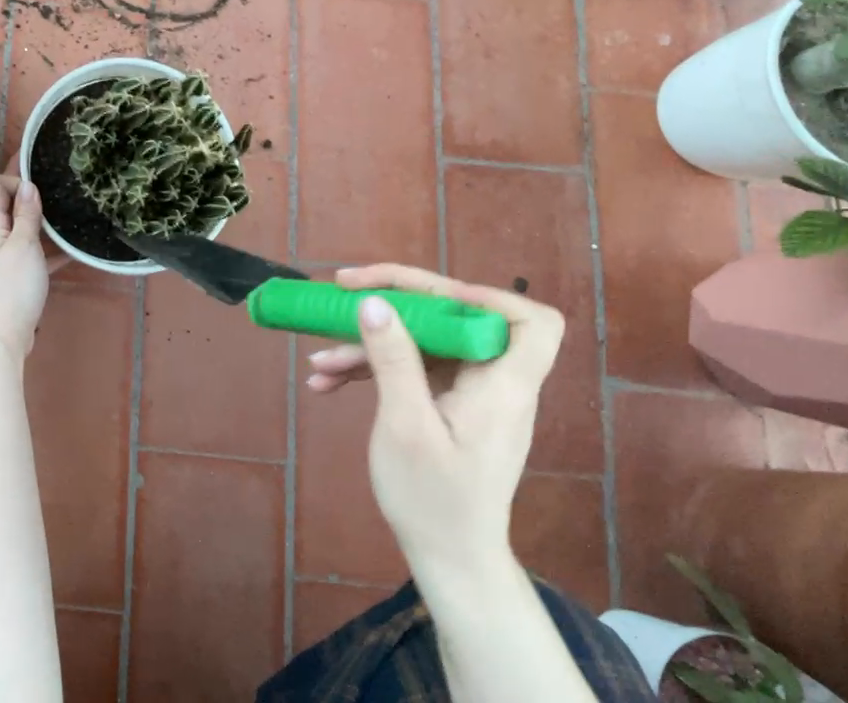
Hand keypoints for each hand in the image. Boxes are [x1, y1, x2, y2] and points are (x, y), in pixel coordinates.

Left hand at [0, 170, 53, 359]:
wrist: (5, 334)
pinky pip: (37, 252)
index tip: (40, 182)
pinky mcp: (20, 274)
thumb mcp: (22, 244)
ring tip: (71, 208)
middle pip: (9, 203)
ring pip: (25, 227)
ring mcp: (8, 255)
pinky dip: (52, 247)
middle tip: (60, 181)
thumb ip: (25, 214)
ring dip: (43, 218)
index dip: (14, 177)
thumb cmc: (13, 287)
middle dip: (31, 191)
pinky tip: (75, 248)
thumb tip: (27, 184)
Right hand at [306, 265, 563, 579]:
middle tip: (343, 289)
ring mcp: (469, 396)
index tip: (422, 293)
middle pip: (456, 319)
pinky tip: (326, 382)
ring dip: (369, 345)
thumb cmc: (432, 497)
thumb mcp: (405, 425)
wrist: (446, 557)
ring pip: (423, 345)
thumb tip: (375, 303)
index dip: (483, 295)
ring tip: (317, 362)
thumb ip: (393, 360)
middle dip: (396, 302)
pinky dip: (371, 371)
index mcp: (502, 385)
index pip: (529, 321)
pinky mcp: (447, 409)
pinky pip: (411, 372)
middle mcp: (493, 383)